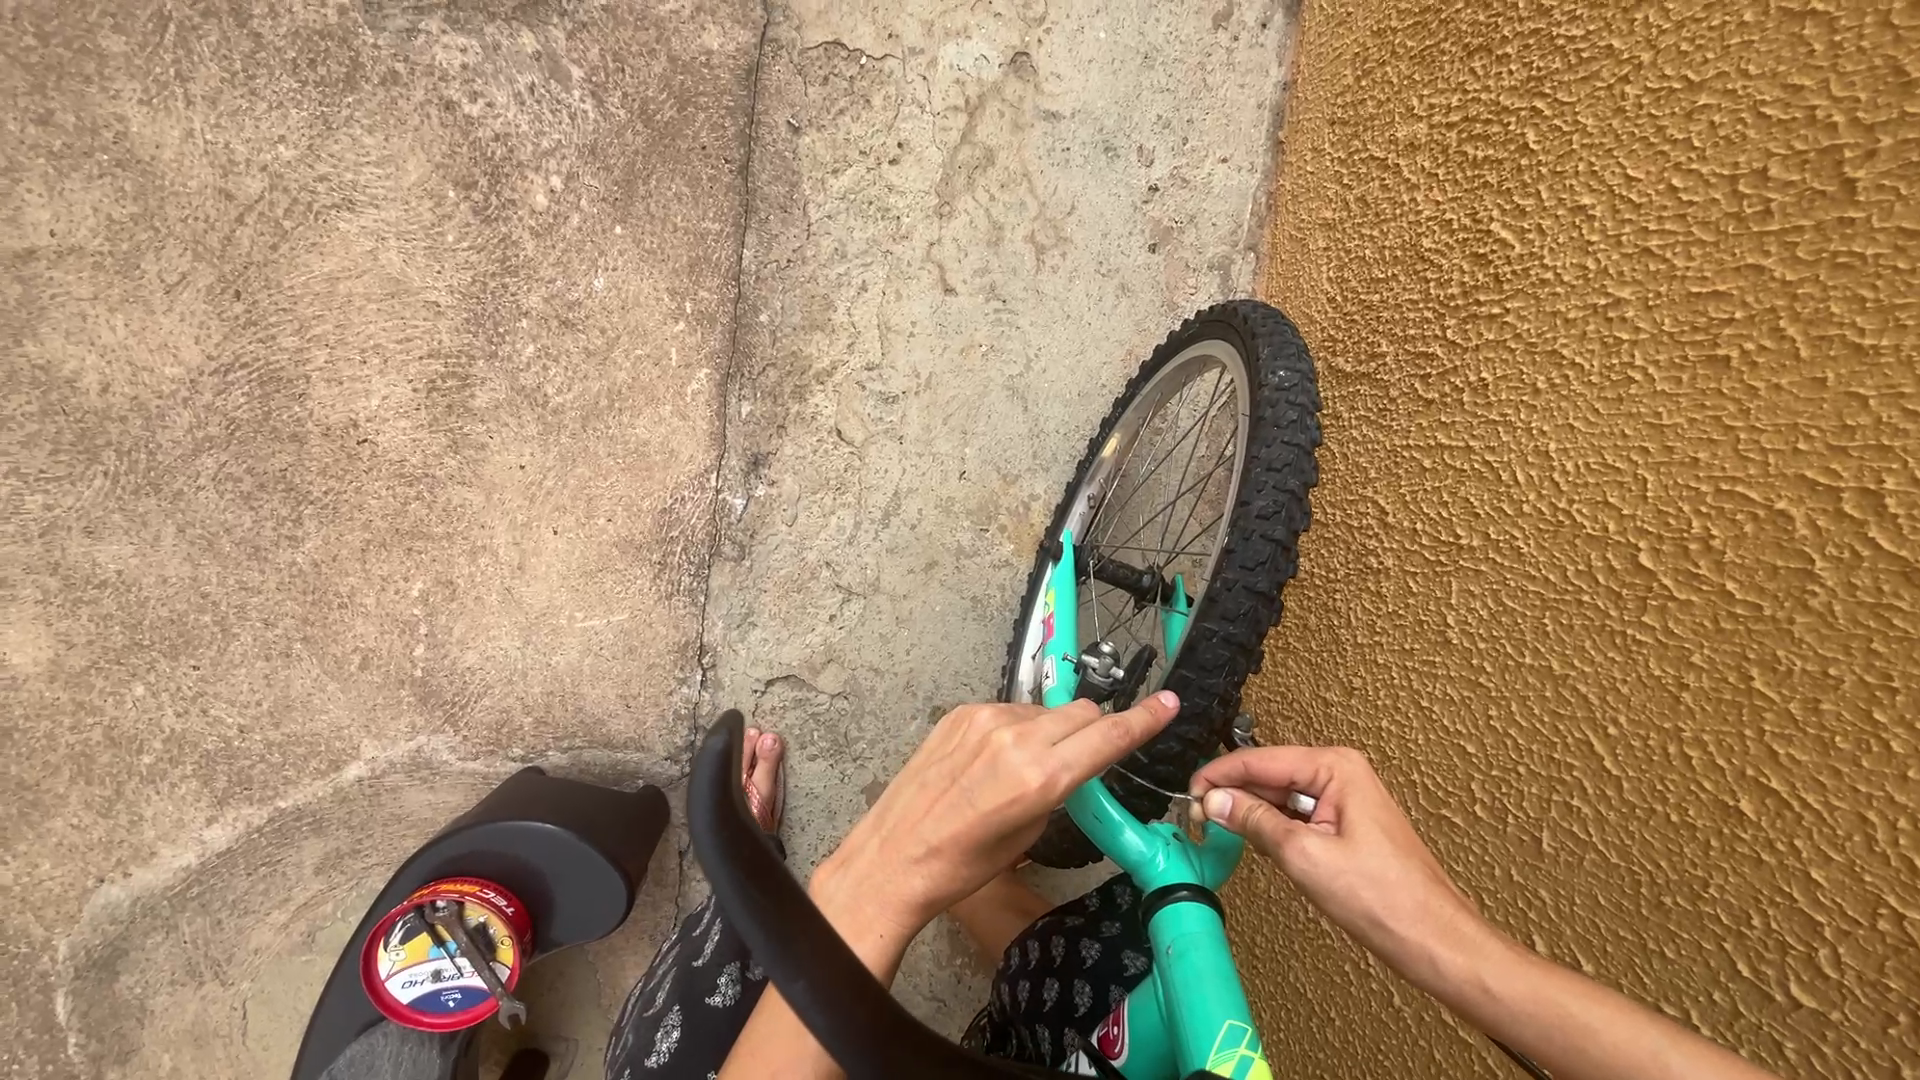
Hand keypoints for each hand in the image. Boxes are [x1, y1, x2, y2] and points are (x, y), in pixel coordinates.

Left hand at [815, 692, 1179, 935]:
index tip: (1169, 703)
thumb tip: (1075, 762)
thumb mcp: (1030, 835)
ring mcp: (984, 719)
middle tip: (1085, 757)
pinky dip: (1017, 729)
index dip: (1144, 720)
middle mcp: (1015, 738)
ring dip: (1052, 730)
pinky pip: (1009, 711)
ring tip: (1028, 766)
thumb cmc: (964, 864)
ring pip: (1045, 710)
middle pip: (1081, 712)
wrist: (895, 855)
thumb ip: (1061, 788)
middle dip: (1093, 730)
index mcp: (1040, 777)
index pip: (1108, 736)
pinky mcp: (961, 713)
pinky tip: (996, 759)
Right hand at [1188, 746, 1487, 984]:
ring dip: (1249, 809)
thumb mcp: (1303, 855)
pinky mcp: (1343, 823)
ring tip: (1216, 825)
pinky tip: (1251, 837)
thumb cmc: (1386, 900)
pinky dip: (1270, 824)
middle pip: (1268, 773)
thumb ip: (1253, 820)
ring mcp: (1343, 798)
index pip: (1259, 759)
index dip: (1219, 775)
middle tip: (1197, 814)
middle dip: (1232, 792)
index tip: (1189, 794)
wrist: (1435, 943)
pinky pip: (1295, 813)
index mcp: (1335, 767)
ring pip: (1278, 794)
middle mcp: (1340, 773)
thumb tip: (1214, 800)